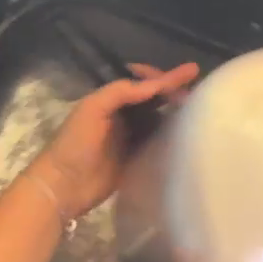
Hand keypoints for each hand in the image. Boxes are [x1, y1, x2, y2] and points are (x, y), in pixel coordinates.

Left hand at [22, 63, 199, 218]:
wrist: (65, 185)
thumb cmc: (75, 143)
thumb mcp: (93, 108)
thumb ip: (121, 92)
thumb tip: (156, 85)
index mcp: (108, 99)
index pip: (137, 81)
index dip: (159, 76)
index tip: (183, 75)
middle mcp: (120, 115)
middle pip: (150, 97)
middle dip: (171, 90)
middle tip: (195, 90)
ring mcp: (128, 137)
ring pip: (156, 118)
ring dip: (173, 111)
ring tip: (198, 107)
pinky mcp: (135, 158)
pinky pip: (156, 141)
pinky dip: (170, 134)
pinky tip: (187, 132)